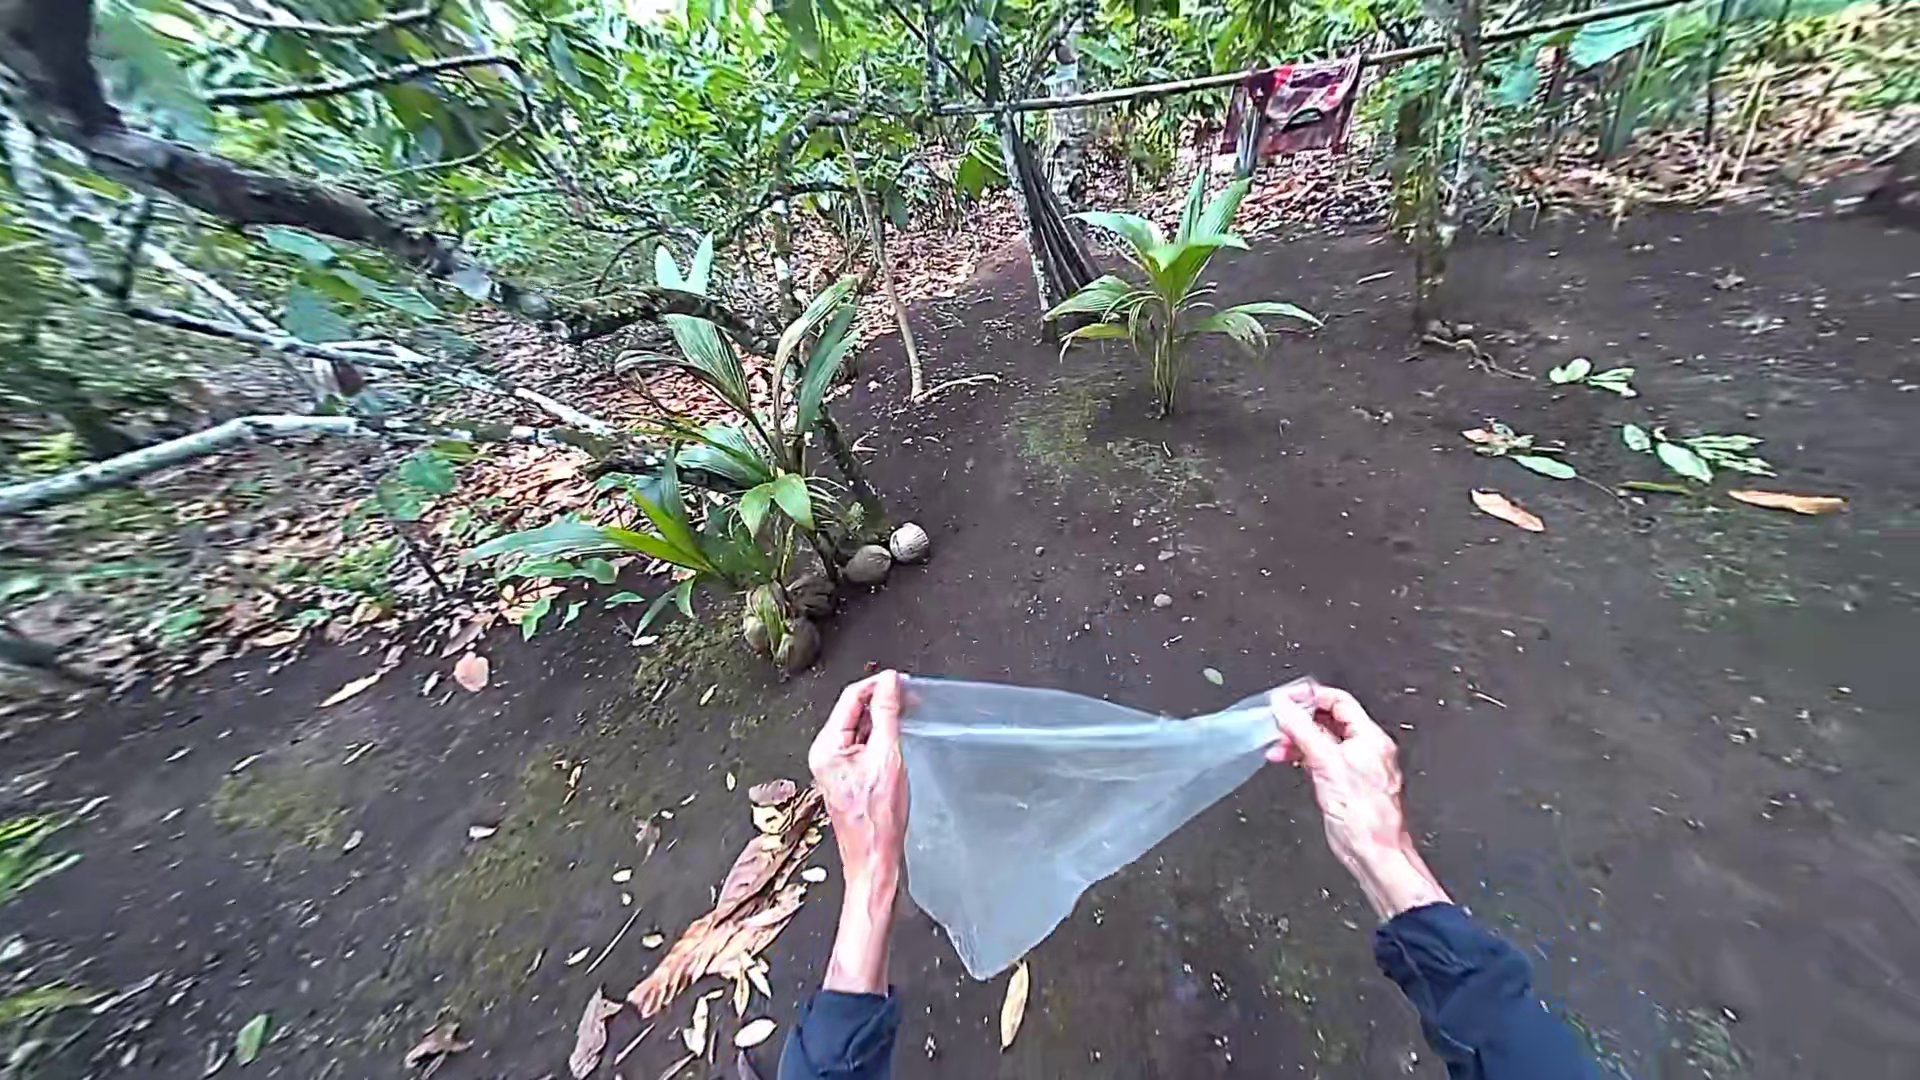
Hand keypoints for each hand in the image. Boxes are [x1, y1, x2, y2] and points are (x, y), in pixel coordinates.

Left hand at [809, 670, 908, 993]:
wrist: (876, 861)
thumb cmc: (878, 820)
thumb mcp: (888, 757)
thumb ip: (887, 714)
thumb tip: (889, 682)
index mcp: (827, 747)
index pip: (850, 697)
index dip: (876, 683)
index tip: (899, 679)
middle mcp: (826, 753)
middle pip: (853, 709)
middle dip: (880, 697)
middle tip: (907, 692)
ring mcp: (836, 764)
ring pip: (859, 725)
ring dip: (881, 714)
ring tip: (906, 709)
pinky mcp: (848, 774)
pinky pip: (863, 741)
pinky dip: (880, 732)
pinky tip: (898, 733)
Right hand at [1268, 682, 1450, 920]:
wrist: (1373, 854)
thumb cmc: (1366, 818)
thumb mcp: (1326, 763)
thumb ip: (1302, 730)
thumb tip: (1282, 705)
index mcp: (1369, 739)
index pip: (1337, 700)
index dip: (1309, 695)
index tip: (1285, 699)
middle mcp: (1363, 748)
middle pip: (1325, 717)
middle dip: (1297, 718)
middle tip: (1278, 721)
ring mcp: (1351, 764)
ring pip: (1317, 736)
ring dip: (1294, 736)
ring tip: (1277, 744)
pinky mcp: (1340, 779)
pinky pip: (1315, 755)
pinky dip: (1297, 753)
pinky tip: (1284, 757)